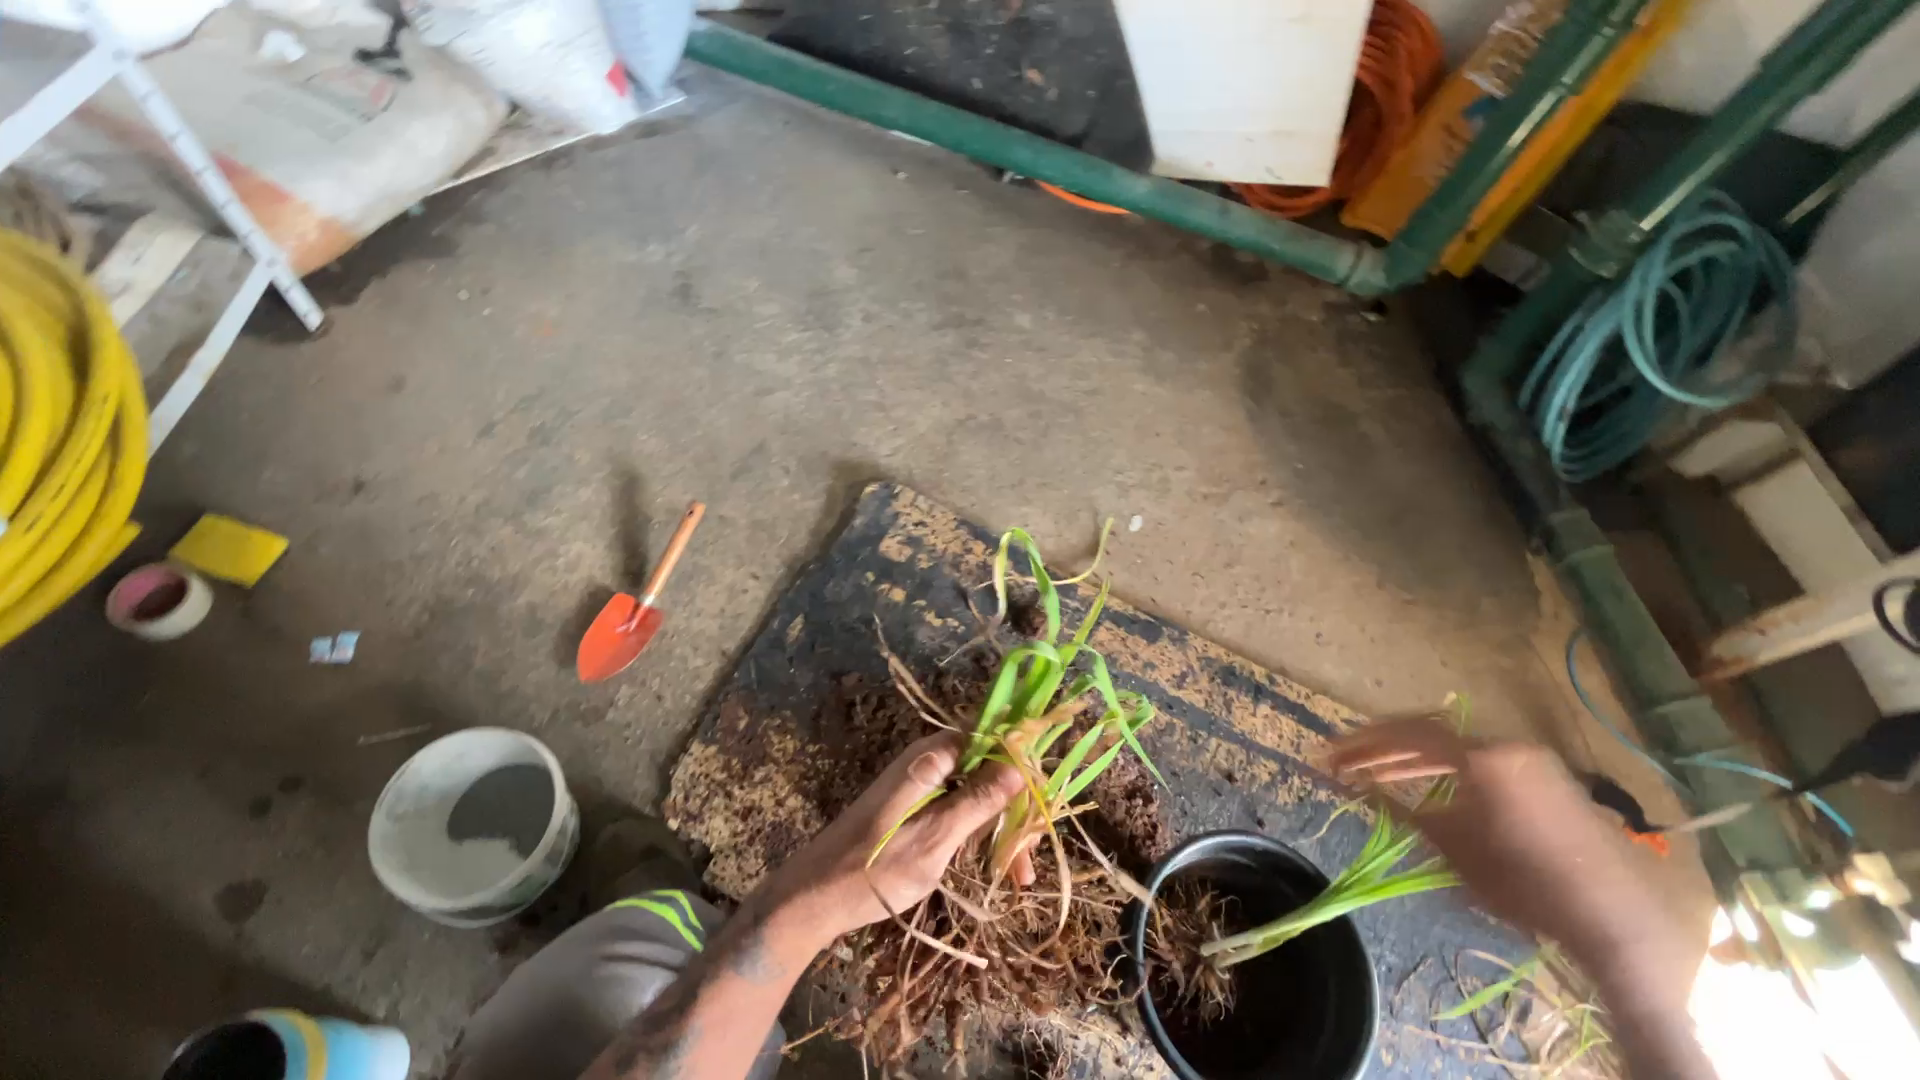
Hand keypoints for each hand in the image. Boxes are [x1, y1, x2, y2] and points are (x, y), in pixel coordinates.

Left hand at [761, 733, 1023, 948]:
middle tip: (1029, 858)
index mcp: (930, 758)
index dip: (1023, 761)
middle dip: (1016, 808)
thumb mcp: (934, 840)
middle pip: (990, 768)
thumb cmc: (873, 868)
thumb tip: (1018, 764)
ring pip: (979, 793)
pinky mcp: (917, 809)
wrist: (812, 898)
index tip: (1045, 801)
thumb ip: (977, 801)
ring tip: (1019, 875)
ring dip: (1002, 828)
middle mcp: (928, 762)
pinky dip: (981, 834)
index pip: (992, 736)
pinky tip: (997, 868)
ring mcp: (922, 786)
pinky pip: (961, 810)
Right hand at [1331, 718, 1694, 1002]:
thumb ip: (1402, 811)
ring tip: (1377, 776)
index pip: (1408, 733)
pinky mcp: (1547, 780)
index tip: (1331, 753)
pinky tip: (1429, 791)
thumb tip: (1357, 788)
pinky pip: (1482, 762)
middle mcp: (1507, 745)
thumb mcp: (1453, 848)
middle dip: (1383, 748)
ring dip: (1414, 761)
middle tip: (1345, 761)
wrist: (1614, 916)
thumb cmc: (1525, 880)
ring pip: (1457, 748)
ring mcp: (1531, 760)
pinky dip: (1447, 771)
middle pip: (1431, 735)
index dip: (1364, 742)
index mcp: (1483, 755)